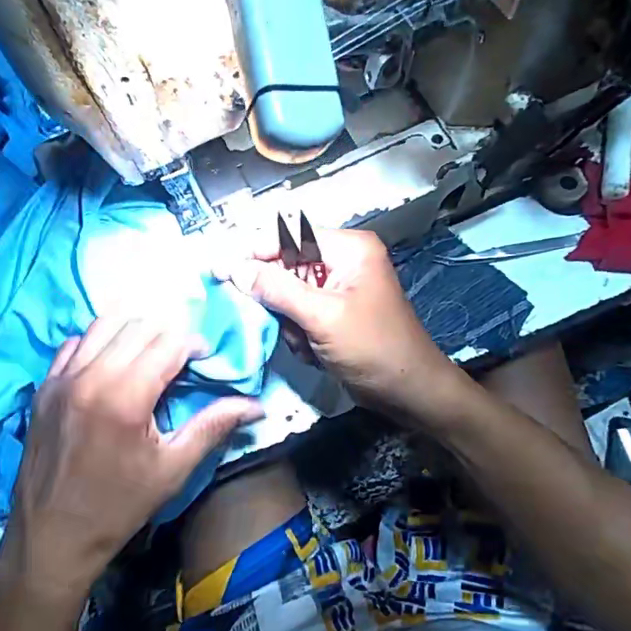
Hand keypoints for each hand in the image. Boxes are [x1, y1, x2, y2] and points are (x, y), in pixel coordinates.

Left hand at [0, 316, 263, 604]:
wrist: (52, 535)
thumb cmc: (119, 506)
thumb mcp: (173, 469)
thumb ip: (213, 426)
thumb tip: (256, 405)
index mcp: (125, 397)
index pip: (168, 342)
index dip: (193, 344)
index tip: (203, 359)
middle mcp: (90, 376)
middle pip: (138, 327)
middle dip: (166, 334)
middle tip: (180, 356)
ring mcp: (61, 379)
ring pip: (102, 324)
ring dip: (133, 330)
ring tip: (148, 352)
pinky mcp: (44, 387)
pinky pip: (74, 343)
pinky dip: (97, 342)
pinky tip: (110, 363)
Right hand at [227, 225, 463, 419]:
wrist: (409, 392)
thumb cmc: (373, 349)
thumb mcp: (321, 316)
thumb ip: (276, 289)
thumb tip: (234, 268)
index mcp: (348, 248)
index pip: (289, 237)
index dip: (255, 253)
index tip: (221, 270)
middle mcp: (342, 261)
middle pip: (285, 267)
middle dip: (280, 301)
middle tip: (286, 325)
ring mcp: (337, 288)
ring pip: (287, 295)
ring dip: (289, 323)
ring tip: (307, 343)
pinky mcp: (333, 313)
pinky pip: (298, 314)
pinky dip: (300, 335)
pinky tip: (315, 352)